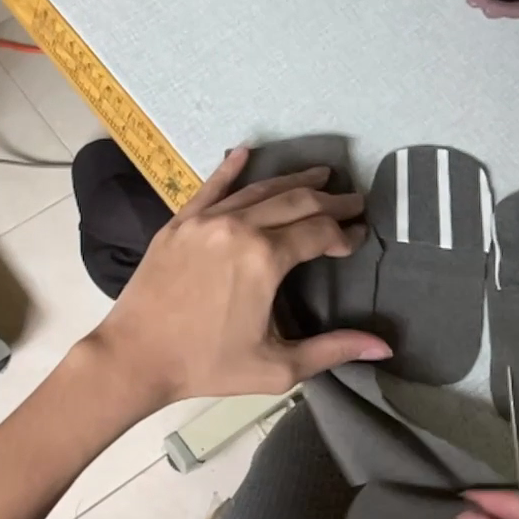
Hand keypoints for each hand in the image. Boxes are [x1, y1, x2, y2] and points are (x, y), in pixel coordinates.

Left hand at [81, 148, 390, 406]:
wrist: (134, 356)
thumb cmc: (206, 365)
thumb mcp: (276, 366)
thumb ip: (332, 350)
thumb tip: (384, 346)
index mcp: (265, 259)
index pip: (319, 232)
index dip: (345, 233)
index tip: (358, 237)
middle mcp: (238, 228)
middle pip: (295, 202)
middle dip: (330, 200)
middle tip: (355, 199)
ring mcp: (204, 221)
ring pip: (258, 190)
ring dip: (293, 181)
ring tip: (321, 175)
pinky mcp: (178, 224)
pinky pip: (210, 188)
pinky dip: (230, 169)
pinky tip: (246, 151)